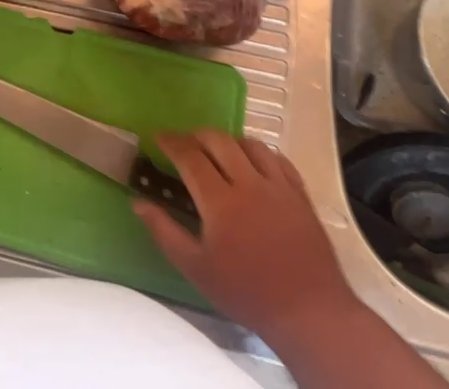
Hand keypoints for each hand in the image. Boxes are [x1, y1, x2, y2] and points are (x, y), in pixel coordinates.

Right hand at [135, 131, 357, 339]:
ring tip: (216, 151)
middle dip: (195, 135)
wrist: (309, 312)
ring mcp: (279, 188)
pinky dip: (259, 152)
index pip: (190, 156)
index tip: (157, 137)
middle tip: (182, 144)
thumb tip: (138, 202)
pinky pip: (279, 159)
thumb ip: (164, 231)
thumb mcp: (196, 268)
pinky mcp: (301, 196)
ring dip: (227, 141)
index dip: (171, 142)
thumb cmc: (247, 293)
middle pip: (219, 141)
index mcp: (221, 201)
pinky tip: (252, 163)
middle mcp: (250, 184)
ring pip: (250, 144)